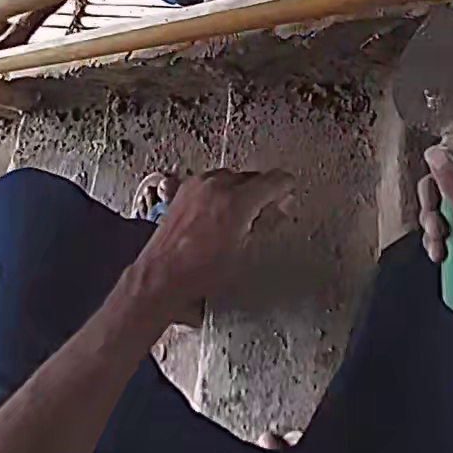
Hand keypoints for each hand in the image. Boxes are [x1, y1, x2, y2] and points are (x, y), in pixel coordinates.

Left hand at [120, 169, 294, 320]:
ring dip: (239, 191)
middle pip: (251, 177)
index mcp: (237, 200)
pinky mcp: (184, 190)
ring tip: (239, 217)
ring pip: (230, 178)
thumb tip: (282, 206)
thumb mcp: (244, 250)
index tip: (289, 192)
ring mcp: (197, 185)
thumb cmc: (200, 271)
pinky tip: (219, 213)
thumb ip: (267, 221)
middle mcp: (216, 185)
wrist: (163, 275)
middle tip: (266, 211)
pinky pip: (211, 182)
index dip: (285, 186)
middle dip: (261, 192)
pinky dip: (219, 192)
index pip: (273, 180)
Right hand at [418, 146, 452, 312]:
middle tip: (436, 218)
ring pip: (444, 207)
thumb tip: (437, 151)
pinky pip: (447, 230)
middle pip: (448, 181)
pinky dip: (439, 241)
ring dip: (434, 224)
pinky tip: (442, 254)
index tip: (435, 179)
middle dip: (434, 200)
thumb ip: (451, 180)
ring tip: (440, 241)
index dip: (444, 161)